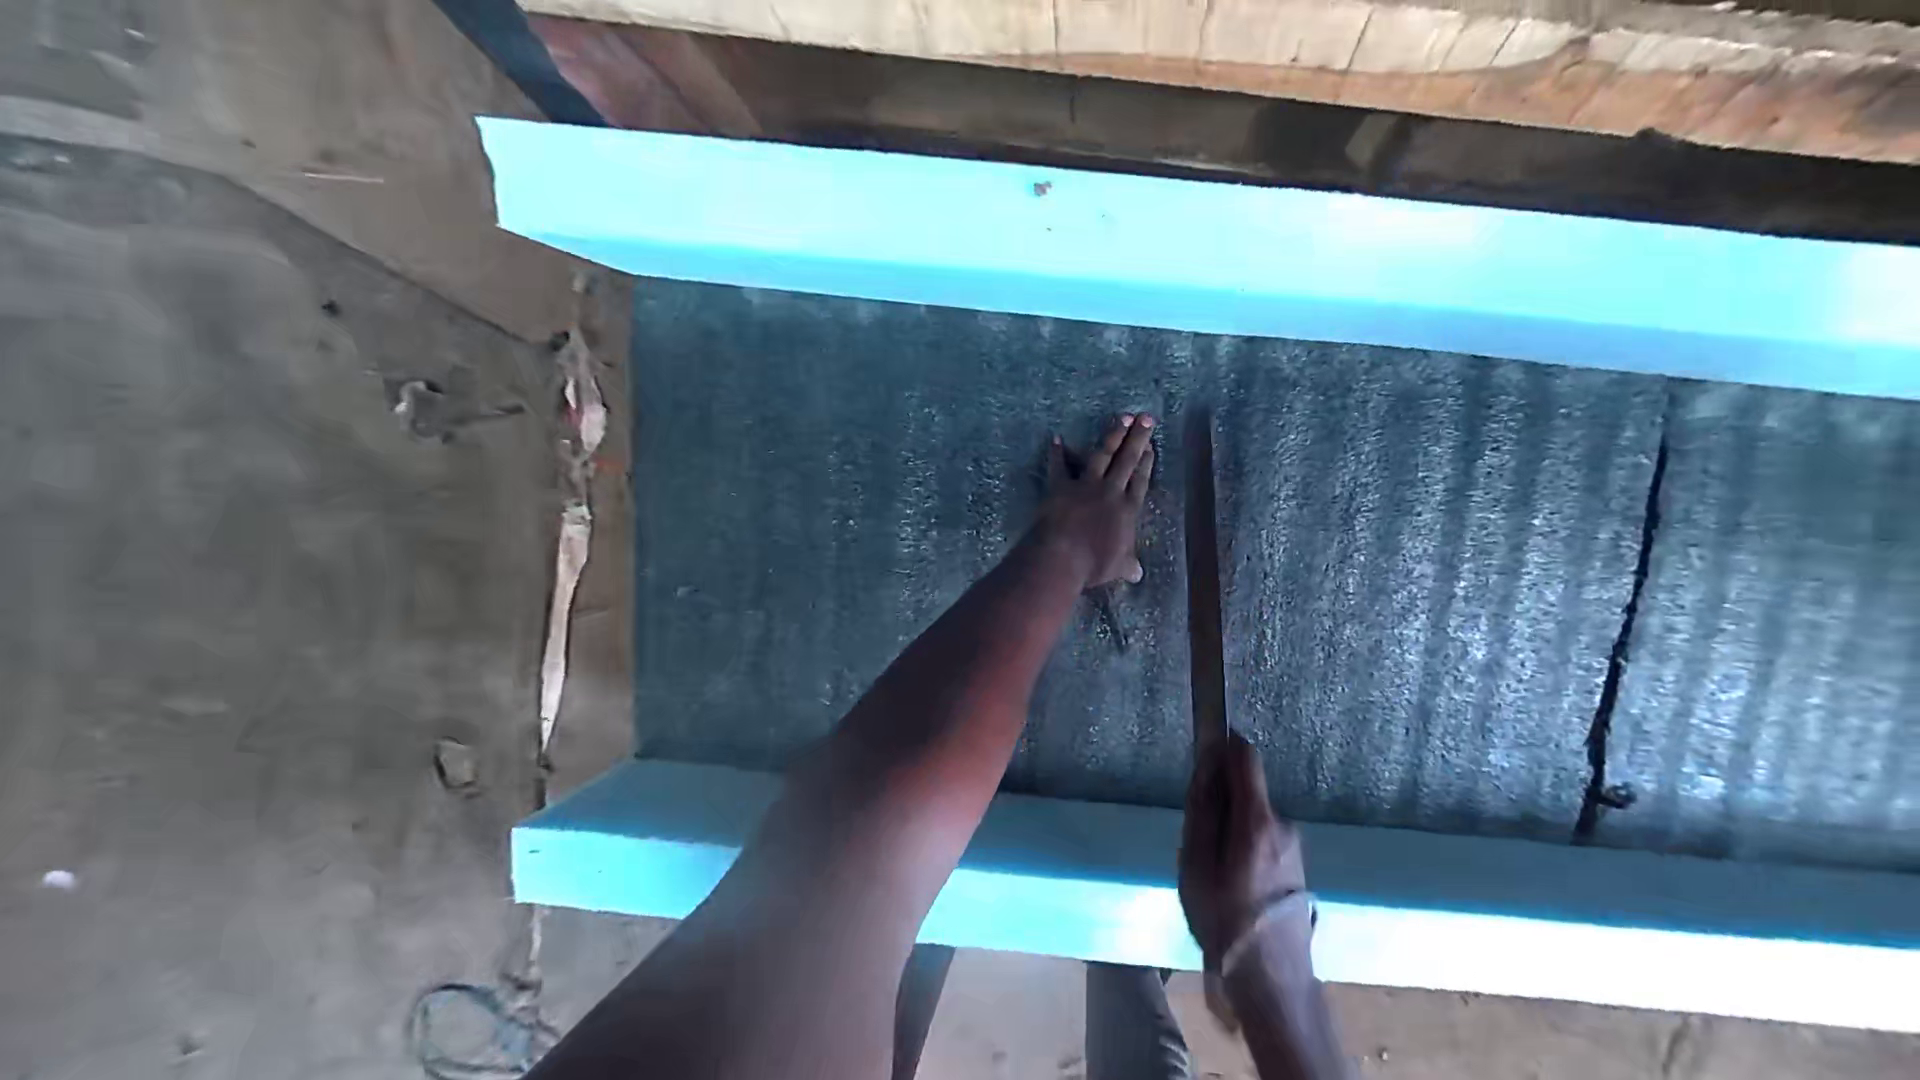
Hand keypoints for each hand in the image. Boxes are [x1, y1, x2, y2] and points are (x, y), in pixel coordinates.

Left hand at [1033, 413, 1155, 588]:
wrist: (1062, 557)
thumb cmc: (1093, 564)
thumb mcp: (1117, 567)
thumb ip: (1127, 565)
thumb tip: (1138, 574)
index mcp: (1127, 510)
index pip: (1140, 481)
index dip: (1146, 463)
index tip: (1150, 446)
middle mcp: (1110, 491)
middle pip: (1127, 460)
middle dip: (1137, 437)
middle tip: (1145, 417)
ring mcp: (1084, 486)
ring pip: (1101, 455)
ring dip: (1111, 435)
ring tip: (1120, 417)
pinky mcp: (1060, 486)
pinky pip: (1058, 466)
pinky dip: (1056, 453)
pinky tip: (1055, 438)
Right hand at [1179, 733, 1307, 971]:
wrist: (1272, 983)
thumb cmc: (1223, 918)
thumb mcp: (1195, 861)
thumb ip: (1201, 808)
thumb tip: (1205, 764)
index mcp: (1257, 818)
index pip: (1246, 755)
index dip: (1224, 742)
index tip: (1202, 744)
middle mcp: (1283, 824)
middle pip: (1245, 786)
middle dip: (1218, 793)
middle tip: (1194, 832)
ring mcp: (1294, 846)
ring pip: (1252, 812)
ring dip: (1229, 821)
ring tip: (1209, 864)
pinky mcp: (1296, 864)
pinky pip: (1262, 834)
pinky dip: (1242, 839)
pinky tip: (1229, 878)